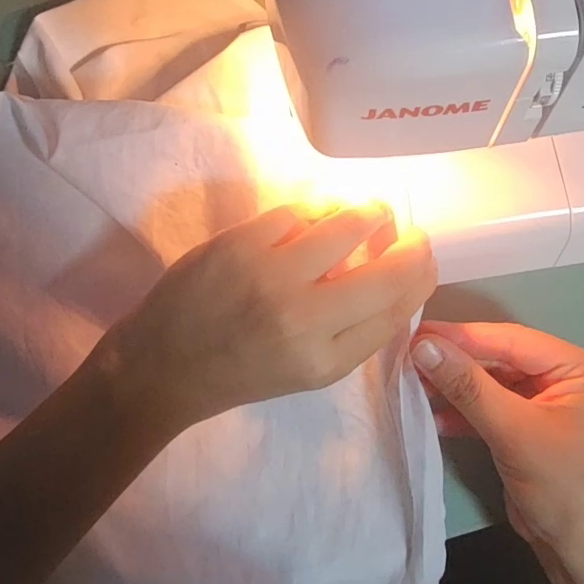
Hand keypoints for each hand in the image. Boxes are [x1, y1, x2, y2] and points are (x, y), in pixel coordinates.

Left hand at [96, 201, 436, 434]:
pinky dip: (316, 212)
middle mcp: (306, 319)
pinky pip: (299, 211)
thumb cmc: (241, 372)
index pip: (399, 306)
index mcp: (327, 360)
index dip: (421, 273)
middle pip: (390, 268)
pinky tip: (315, 221)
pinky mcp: (239, 243)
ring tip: (369, 214)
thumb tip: (396, 274)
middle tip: (403, 231)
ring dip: (368, 213)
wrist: (162, 367)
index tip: (420, 257)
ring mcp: (271, 275)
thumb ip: (356, 328)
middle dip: (410, 243)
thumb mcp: (310, 369)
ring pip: (347, 224)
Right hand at [411, 321, 583, 555]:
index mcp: (579, 367)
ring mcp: (546, 399)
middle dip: (455, 360)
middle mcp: (565, 375)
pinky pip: (490, 404)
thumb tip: (423, 345)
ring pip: (490, 380)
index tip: (416, 331)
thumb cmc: (561, 486)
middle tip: (407, 352)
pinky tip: (431, 414)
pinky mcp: (527, 423)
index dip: (463, 336)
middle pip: (499, 357)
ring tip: (411, 380)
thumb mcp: (513, 431)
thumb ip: (467, 385)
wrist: (579, 552)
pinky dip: (462, 409)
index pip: (511, 340)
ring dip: (454, 384)